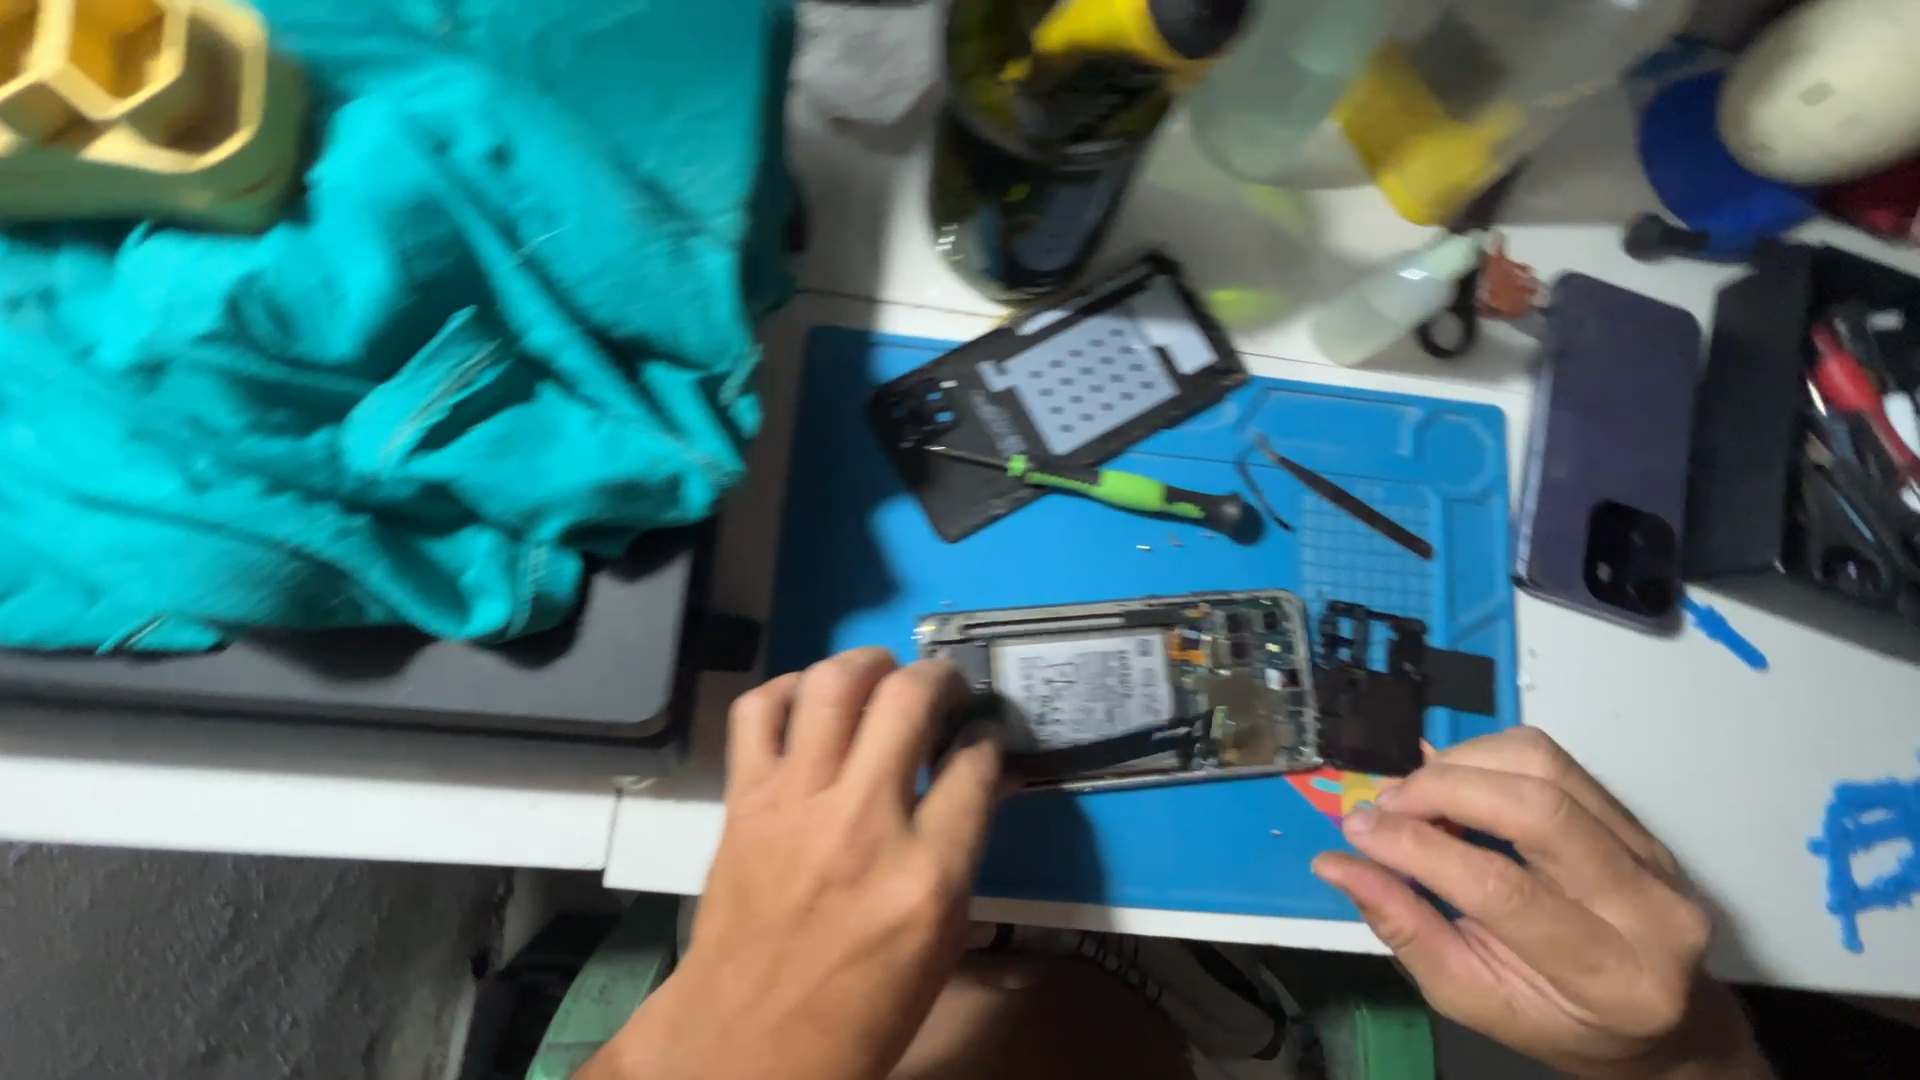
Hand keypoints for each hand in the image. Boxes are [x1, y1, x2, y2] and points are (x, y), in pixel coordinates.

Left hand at [586, 648, 1003, 1079]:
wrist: (748, 1048)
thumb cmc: (863, 1004)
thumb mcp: (943, 936)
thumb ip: (964, 842)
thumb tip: (982, 770)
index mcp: (926, 874)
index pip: (975, 764)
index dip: (988, 738)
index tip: (981, 736)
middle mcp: (862, 822)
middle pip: (908, 699)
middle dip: (939, 678)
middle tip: (944, 687)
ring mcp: (795, 804)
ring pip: (833, 685)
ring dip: (868, 664)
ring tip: (883, 674)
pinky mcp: (744, 801)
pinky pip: (759, 710)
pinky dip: (788, 688)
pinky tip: (810, 702)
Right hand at [1312, 729, 1771, 1079]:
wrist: (1659, 1019)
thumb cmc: (1550, 1015)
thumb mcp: (1466, 993)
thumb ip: (1402, 927)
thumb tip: (1334, 864)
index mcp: (1607, 975)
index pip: (1501, 888)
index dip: (1416, 847)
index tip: (1356, 829)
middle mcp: (1648, 908)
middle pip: (1535, 808)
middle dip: (1439, 790)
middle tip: (1386, 803)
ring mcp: (1651, 854)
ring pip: (1542, 765)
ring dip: (1459, 764)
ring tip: (1420, 794)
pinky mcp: (1636, 820)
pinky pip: (1551, 758)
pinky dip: (1484, 757)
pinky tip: (1459, 787)